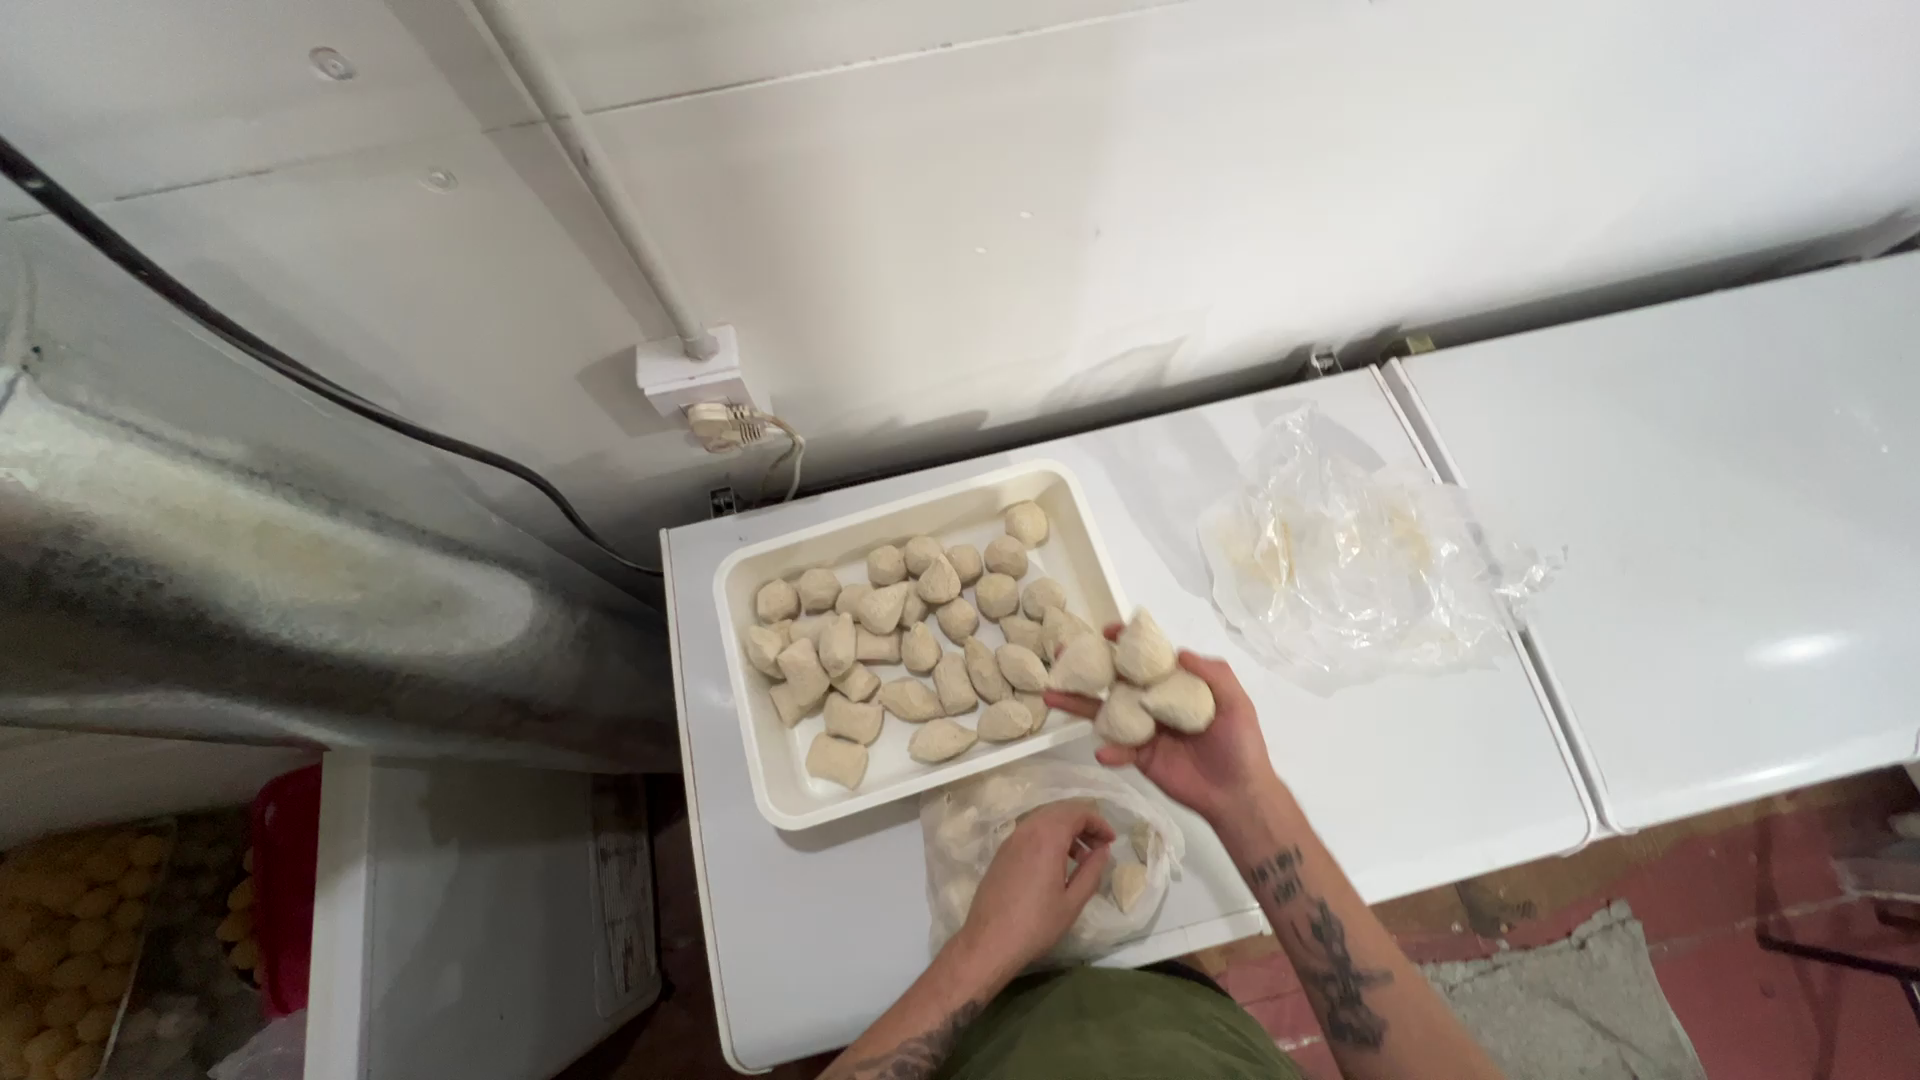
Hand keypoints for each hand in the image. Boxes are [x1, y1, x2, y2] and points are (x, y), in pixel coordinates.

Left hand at [954, 801, 1113, 974]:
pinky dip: (1048, 837)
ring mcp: (1011, 839)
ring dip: (1066, 830)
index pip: (1077, 812)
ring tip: (1082, 858)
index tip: (1111, 841)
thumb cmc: (1036, 924)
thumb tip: (1103, 850)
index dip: (1098, 822)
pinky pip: (1030, 831)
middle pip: (1060, 810)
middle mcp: (1027, 829)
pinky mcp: (1002, 851)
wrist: (989, 941)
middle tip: (1100, 846)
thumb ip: (1091, 871)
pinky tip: (1056, 863)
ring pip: (1044, 819)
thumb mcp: (1072, 902)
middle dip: (1083, 823)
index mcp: (1047, 837)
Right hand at [1046, 634, 1283, 825]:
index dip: (1125, 642)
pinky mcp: (1138, 756)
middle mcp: (1151, 702)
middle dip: (1086, 666)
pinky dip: (1109, 749)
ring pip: (1103, 711)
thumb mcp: (1235, 702)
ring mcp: (1142, 729)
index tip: (1107, 631)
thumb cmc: (1240, 743)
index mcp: (1173, 685)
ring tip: (1050, 694)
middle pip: (1113, 679)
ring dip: (1077, 702)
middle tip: (1061, 653)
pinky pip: (1117, 749)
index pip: (1144, 658)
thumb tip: (1178, 652)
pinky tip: (1104, 751)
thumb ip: (1212, 674)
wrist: (1238, 793)